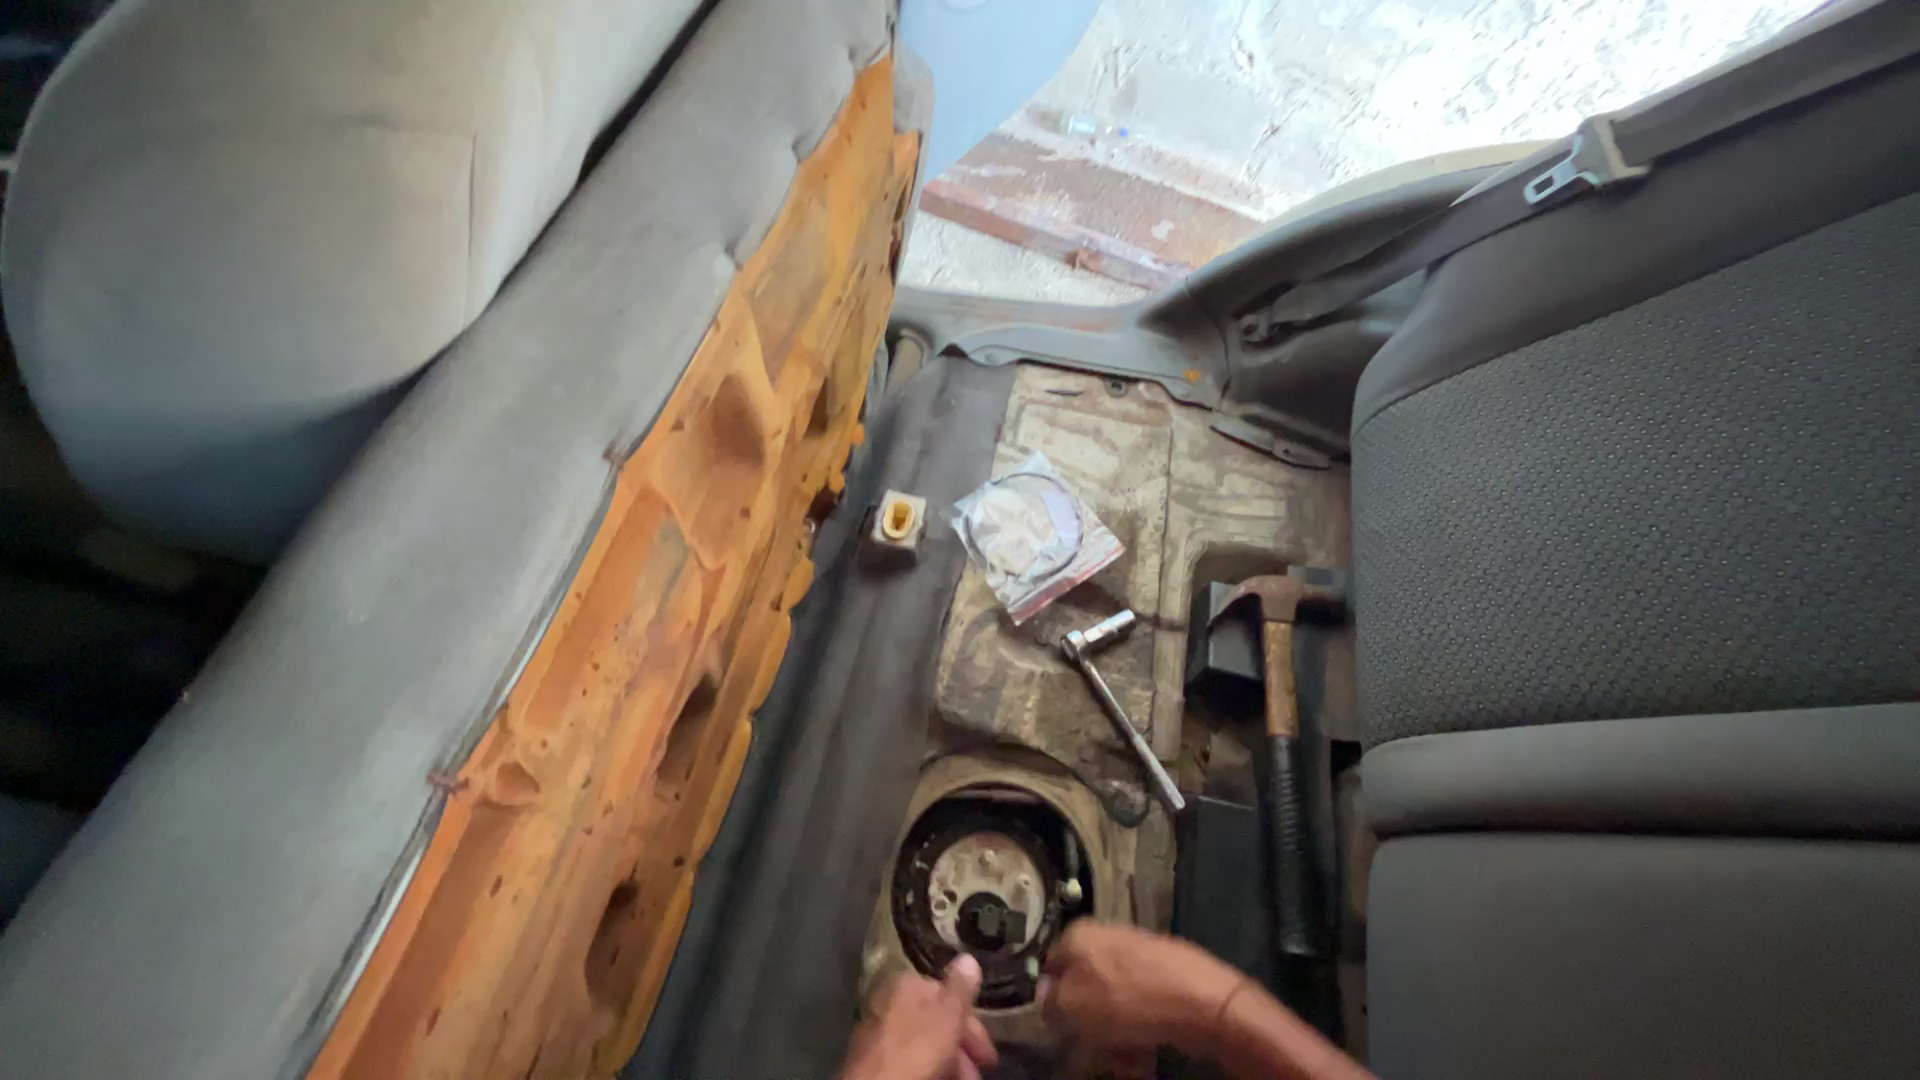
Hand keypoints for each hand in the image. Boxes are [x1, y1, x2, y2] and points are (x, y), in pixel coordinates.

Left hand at [842, 954, 999, 1079]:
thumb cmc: (915, 1050)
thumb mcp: (946, 1017)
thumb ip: (960, 989)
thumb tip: (968, 958)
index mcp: (907, 984)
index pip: (948, 994)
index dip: (973, 1024)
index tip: (988, 1053)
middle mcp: (890, 1001)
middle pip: (936, 1020)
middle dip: (962, 1047)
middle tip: (979, 1073)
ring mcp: (880, 1032)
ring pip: (924, 1043)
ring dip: (949, 1061)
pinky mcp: (873, 1061)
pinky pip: (909, 1059)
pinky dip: (928, 1068)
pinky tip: (939, 1078)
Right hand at [1039, 921, 1244, 1052]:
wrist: (1199, 999)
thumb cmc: (1126, 1000)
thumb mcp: (1073, 1006)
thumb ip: (1050, 1002)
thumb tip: (1044, 996)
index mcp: (1077, 934)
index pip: (1049, 967)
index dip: (1052, 1001)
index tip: (1062, 1030)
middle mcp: (1104, 934)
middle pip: (1084, 986)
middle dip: (1089, 1023)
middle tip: (1096, 1051)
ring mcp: (1137, 950)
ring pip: (1112, 999)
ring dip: (1114, 1034)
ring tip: (1127, 1059)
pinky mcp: (1164, 969)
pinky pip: (1139, 1002)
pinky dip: (1139, 1027)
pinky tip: (1147, 1051)